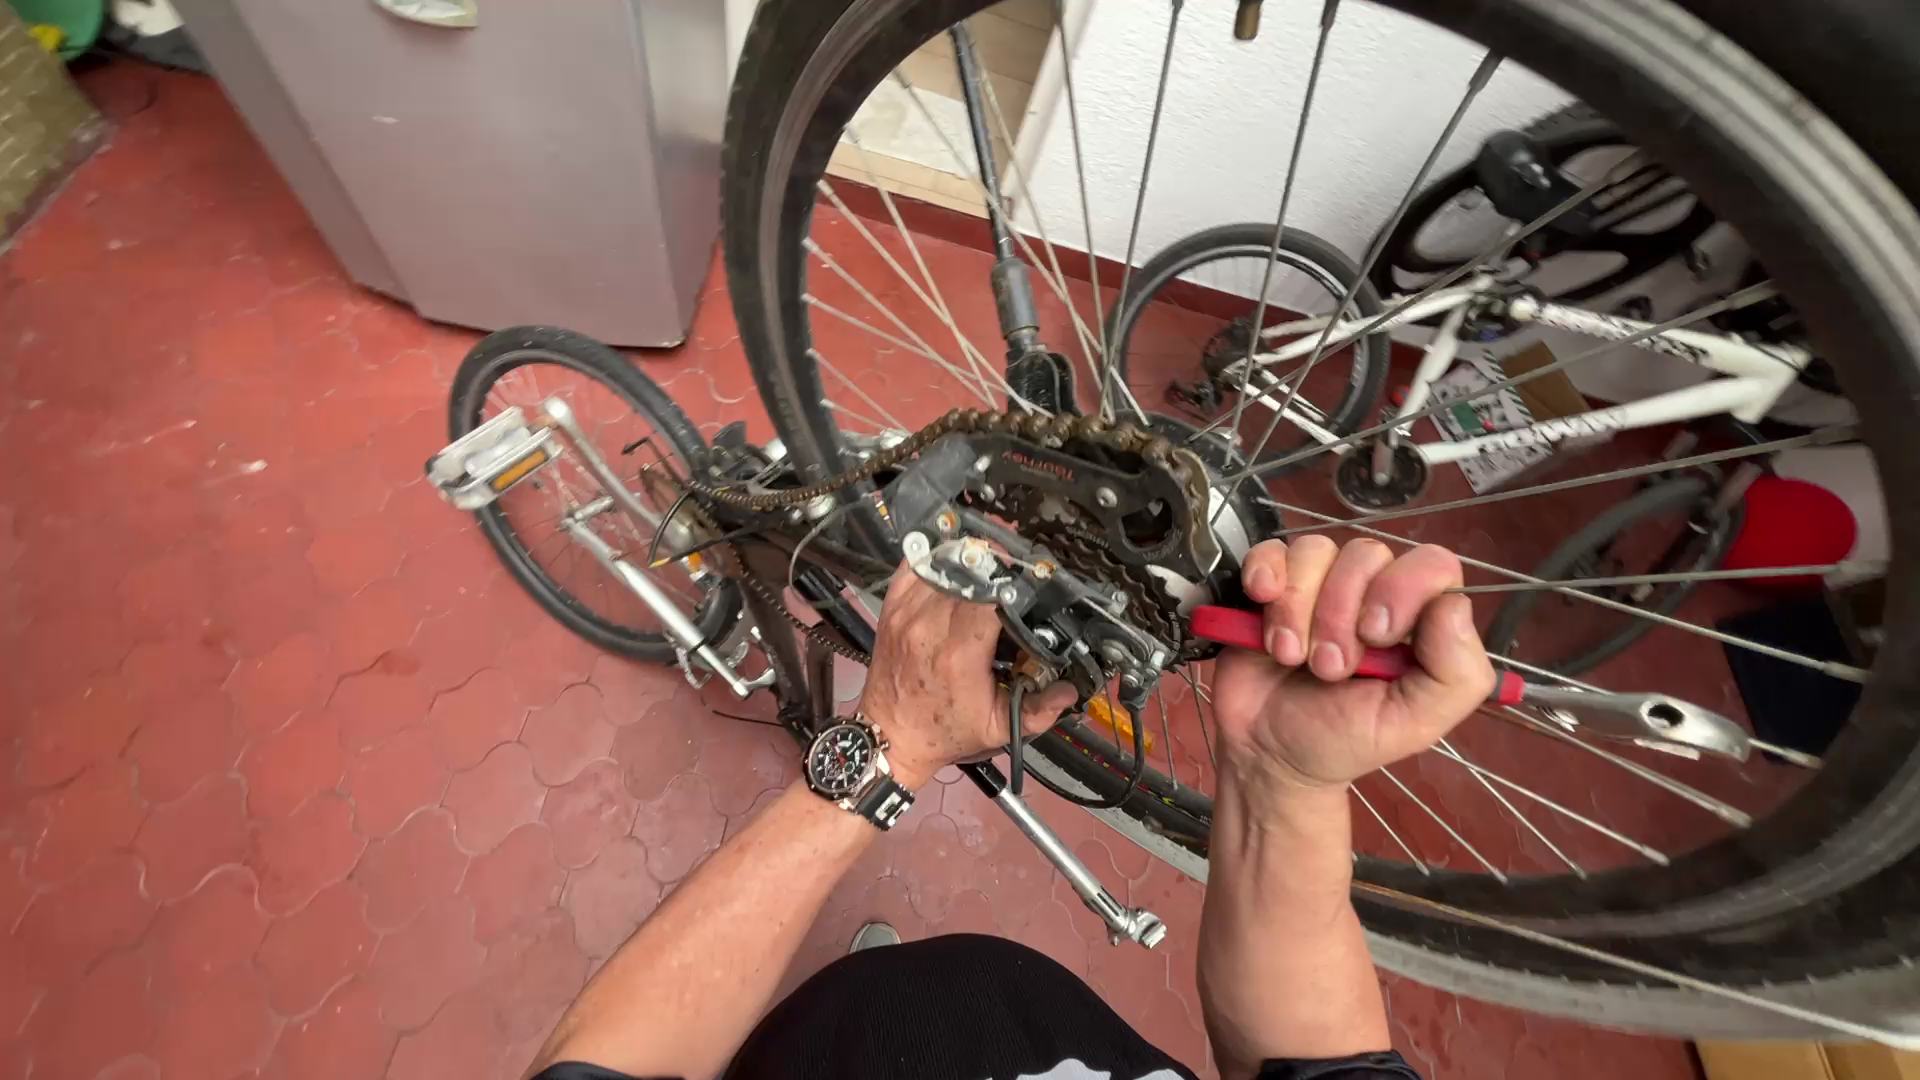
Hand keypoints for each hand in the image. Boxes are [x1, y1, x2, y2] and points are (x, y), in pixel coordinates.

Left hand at [858, 562, 1077, 788]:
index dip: (1008, 581)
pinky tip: (952, 561)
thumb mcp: (997, 728)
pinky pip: (913, 567)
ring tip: (987, 560)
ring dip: (965, 559)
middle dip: (991, 566)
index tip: (1025, 580)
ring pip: (941, 566)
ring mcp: (905, 615)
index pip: (986, 597)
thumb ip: (1038, 710)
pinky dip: (934, 559)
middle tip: (1011, 567)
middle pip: (966, 575)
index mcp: (958, 655)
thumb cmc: (946, 730)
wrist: (891, 735)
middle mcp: (928, 628)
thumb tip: (1071, 689)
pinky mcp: (891, 609)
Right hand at [1212, 537, 1493, 808]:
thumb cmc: (1342, 739)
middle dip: (1339, 613)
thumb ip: (1455, 673)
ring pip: (1314, 551)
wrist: (1266, 753)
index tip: (1375, 636)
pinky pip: (1268, 551)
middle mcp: (1365, 591)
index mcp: (1414, 619)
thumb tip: (1454, 604)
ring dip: (1297, 607)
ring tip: (1288, 655)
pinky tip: (1259, 600)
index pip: (1430, 565)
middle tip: (1326, 668)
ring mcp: (1312, 584)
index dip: (1402, 589)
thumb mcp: (1412, 723)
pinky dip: (1264, 571)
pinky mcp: (1264, 584)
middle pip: (1365, 554)